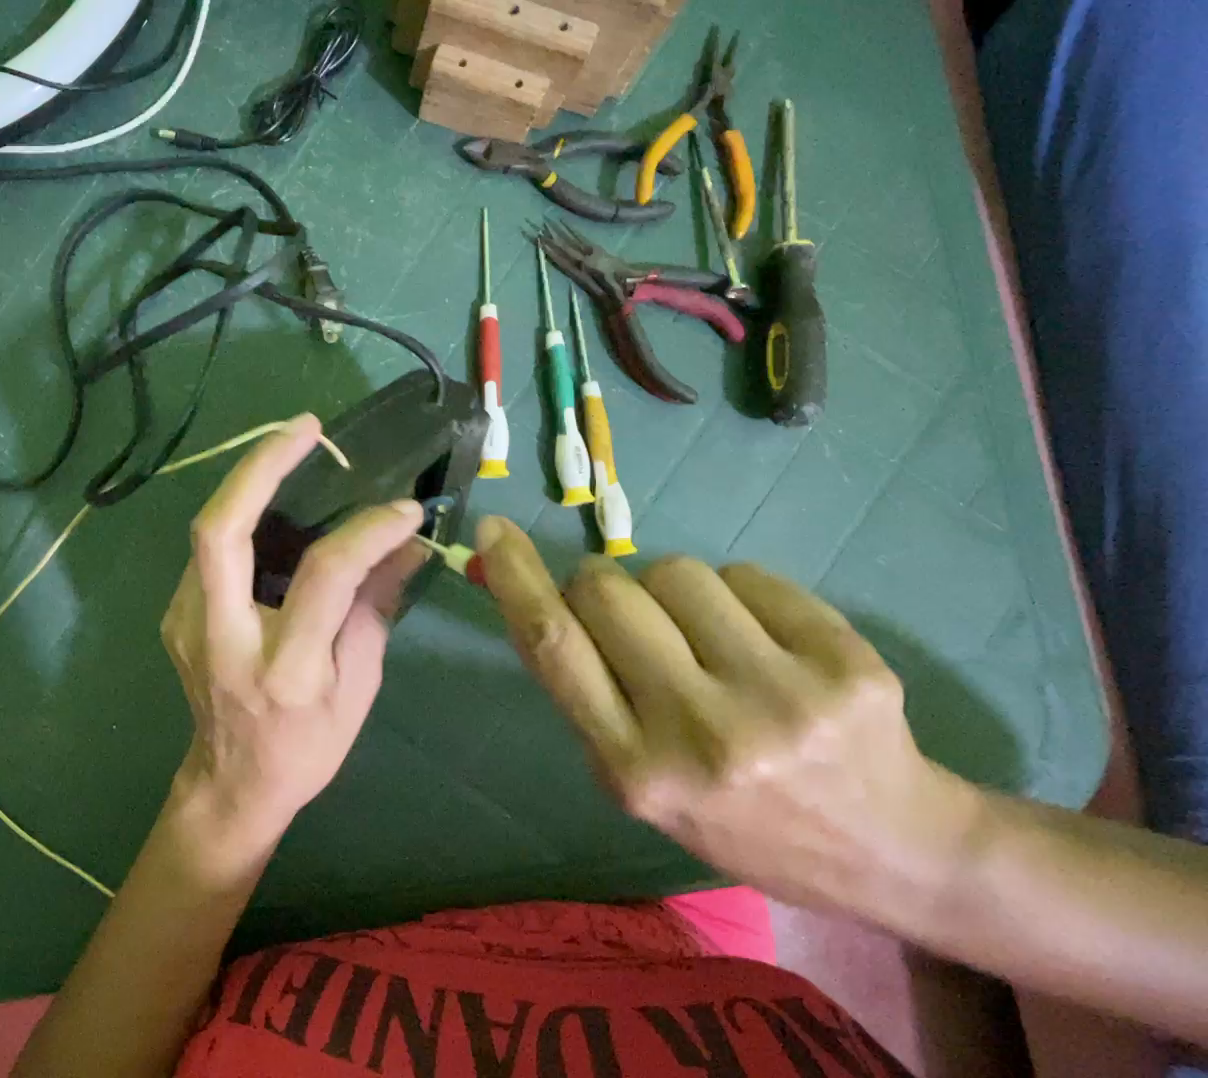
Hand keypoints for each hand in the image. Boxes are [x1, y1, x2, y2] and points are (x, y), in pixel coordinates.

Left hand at [159, 415, 425, 849]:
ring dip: (249, 484)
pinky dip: (242, 518)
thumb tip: (408, 544)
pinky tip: (272, 509)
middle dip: (260, 467)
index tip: (403, 510)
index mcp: (281, 666)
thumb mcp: (357, 689)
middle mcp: (220, 638)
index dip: (366, 532)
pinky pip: (210, 552)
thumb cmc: (305, 747)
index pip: (323, 576)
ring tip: (293, 451)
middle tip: (306, 428)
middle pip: (220, 531)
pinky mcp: (175, 617)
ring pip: (208, 532)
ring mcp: (185, 624)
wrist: (230, 784)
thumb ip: (376, 610)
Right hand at [475, 516, 982, 917]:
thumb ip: (587, 695)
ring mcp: (779, 697)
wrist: (888, 852)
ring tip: (705, 639)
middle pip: (608, 593)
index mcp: (636, 771)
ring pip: (677, 572)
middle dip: (599, 585)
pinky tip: (763, 643)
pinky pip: (748, 576)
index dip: (516, 578)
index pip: (555, 647)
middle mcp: (701, 733)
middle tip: (624, 614)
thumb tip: (531, 595)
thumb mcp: (639, 784)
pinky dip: (737, 594)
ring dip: (670, 591)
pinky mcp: (845, 665)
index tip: (494, 531)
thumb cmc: (736, 819)